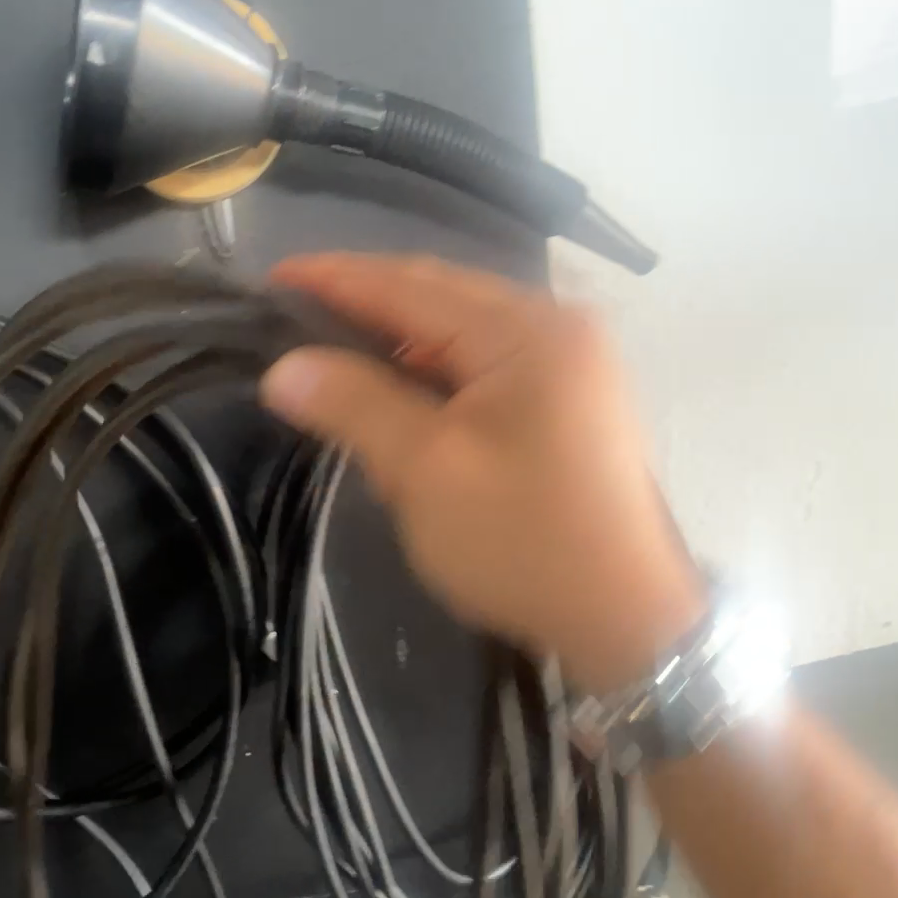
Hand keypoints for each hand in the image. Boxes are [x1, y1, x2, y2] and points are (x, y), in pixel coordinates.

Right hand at [261, 253, 706, 694]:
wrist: (623, 621)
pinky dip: (430, 367)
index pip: (411, 286)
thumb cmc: (522, 542)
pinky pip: (481, 362)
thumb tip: (283, 369)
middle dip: (365, 296)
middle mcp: (554, 328)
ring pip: (460, 329)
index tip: (274, 275)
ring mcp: (567, 363)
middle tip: (294, 304)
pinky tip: (396, 383)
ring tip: (332, 339)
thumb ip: (355, 406)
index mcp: (526, 331)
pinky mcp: (564, 400)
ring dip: (396, 334)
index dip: (337, 278)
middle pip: (440, 295)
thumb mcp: (427, 471)